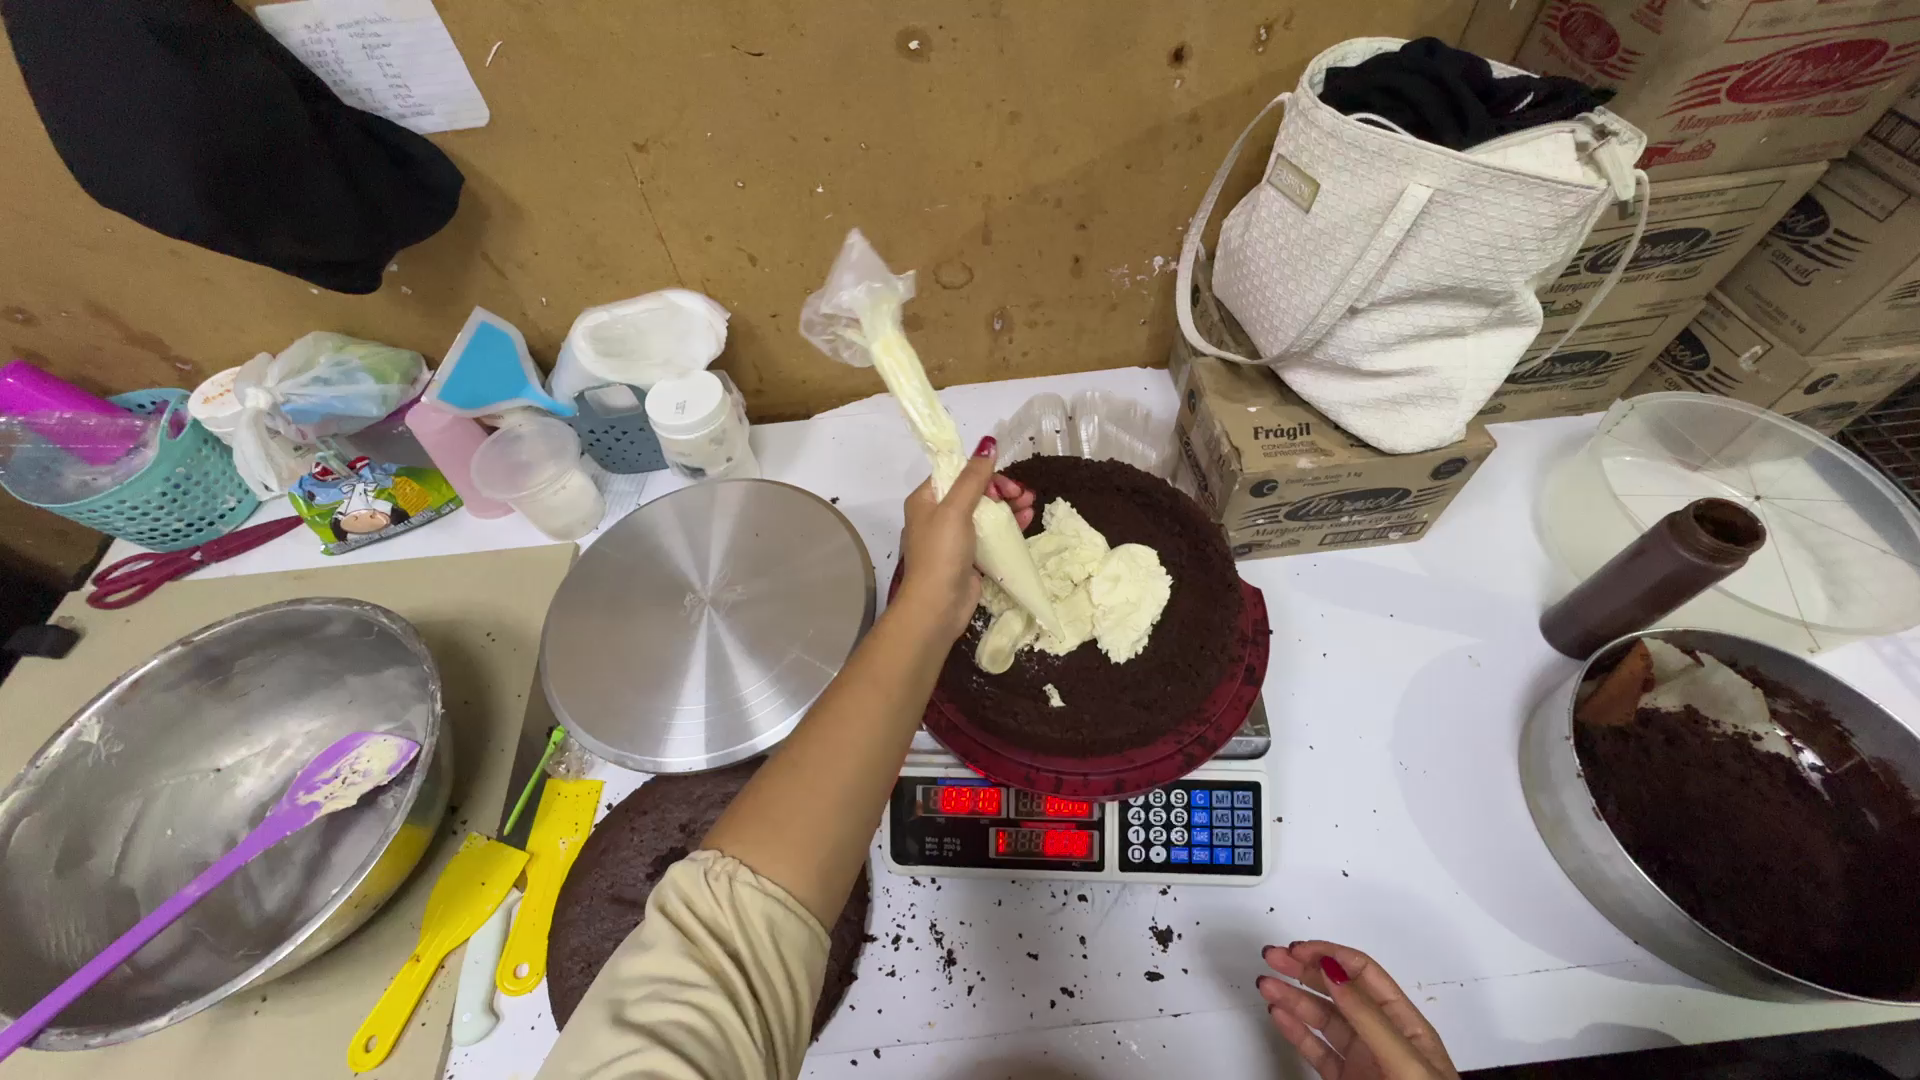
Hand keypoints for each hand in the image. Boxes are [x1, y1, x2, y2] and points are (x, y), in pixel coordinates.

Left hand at [897, 437, 1035, 640]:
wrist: (937, 606)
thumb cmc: (942, 553)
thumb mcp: (956, 509)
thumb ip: (974, 476)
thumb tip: (989, 441)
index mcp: (926, 499)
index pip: (955, 473)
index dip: (981, 471)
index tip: (1003, 479)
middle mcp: (937, 515)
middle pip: (973, 491)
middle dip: (1000, 489)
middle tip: (1022, 494)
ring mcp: (954, 537)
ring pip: (985, 512)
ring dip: (1008, 506)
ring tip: (1030, 505)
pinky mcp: (969, 556)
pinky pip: (991, 534)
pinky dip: (1008, 525)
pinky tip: (1027, 520)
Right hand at [1257, 942, 1458, 1079]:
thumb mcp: (1405, 1063)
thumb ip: (1368, 1017)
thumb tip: (1331, 968)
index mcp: (1405, 1023)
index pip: (1363, 974)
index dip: (1330, 955)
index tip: (1297, 950)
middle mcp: (1380, 1035)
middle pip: (1337, 990)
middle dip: (1303, 970)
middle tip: (1272, 957)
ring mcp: (1362, 1059)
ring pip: (1321, 1018)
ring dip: (1292, 998)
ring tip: (1265, 986)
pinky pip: (1316, 1049)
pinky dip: (1295, 1031)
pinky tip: (1278, 1015)